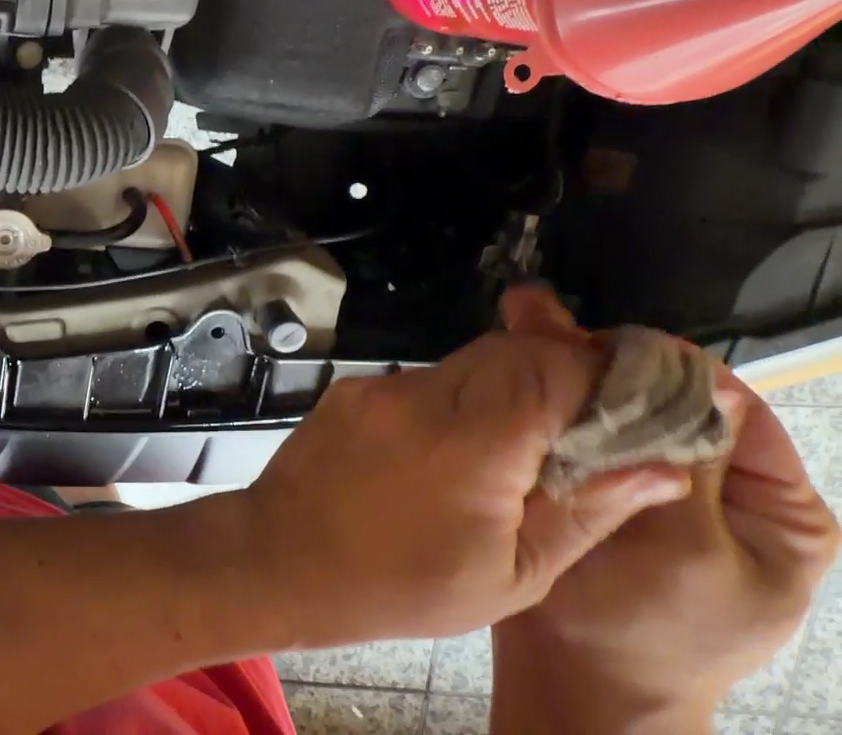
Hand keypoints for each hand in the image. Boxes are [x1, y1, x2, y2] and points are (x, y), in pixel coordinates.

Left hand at [239, 285, 694, 646]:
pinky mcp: (349, 391)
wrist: (279, 559)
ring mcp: (375, 389)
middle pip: (509, 352)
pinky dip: (457, 402)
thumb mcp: (512, 574)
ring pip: (466, 363)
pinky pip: (423, 380)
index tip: (635, 402)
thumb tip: (660, 465)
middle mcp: (416, 399)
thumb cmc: (398, 586)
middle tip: (589, 424)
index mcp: (467, 444)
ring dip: (508, 391)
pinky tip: (458, 449)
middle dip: (562, 375)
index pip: (550, 367)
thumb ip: (586, 511)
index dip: (603, 373)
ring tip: (525, 447)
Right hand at [492, 294, 839, 730]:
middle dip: (597, 362)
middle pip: (662, 402)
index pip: (724, 404)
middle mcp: (714, 485)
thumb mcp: (689, 551)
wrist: (576, 684)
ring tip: (511, 328)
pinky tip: (506, 376)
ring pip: (613, 415)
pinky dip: (546, 408)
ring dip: (566, 377)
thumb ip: (687, 464)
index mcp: (770, 502)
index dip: (657, 364)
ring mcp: (647, 487)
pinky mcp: (592, 490)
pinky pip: (577, 437)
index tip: (586, 335)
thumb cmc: (648, 630)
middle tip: (528, 315)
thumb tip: (684, 373)